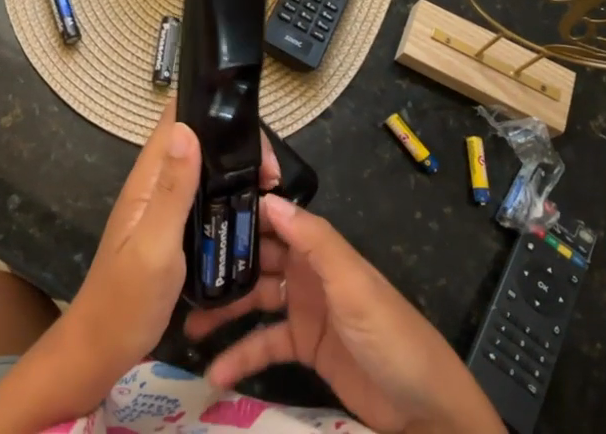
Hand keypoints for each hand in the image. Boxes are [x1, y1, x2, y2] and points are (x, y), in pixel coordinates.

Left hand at [62, 104, 283, 382]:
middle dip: (237, 148)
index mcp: (147, 179)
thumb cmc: (127, 298)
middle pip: (198, 143)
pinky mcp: (175, 232)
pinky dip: (230, 200)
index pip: (176, 120)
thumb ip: (171, 189)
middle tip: (272, 175)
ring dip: (238, 174)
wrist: (103, 349)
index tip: (251, 127)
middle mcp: (156, 185)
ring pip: (206, 173)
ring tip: (273, 192)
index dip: (210, 109)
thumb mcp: (155, 244)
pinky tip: (254, 217)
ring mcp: (165, 209)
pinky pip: (207, 202)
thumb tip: (185, 127)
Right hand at [185, 196, 503, 433]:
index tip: (197, 212)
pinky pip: (264, 345)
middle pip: (258, 261)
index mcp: (322, 250)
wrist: (424, 407)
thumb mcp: (353, 284)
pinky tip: (215, 372)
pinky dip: (240, 356)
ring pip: (255, 301)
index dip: (240, 214)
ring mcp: (305, 311)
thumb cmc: (391, 335)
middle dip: (223, 264)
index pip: (275, 221)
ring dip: (224, 311)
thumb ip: (313, 241)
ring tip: (188, 324)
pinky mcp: (304, 348)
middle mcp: (309, 273)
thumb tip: (268, 198)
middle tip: (181, 272)